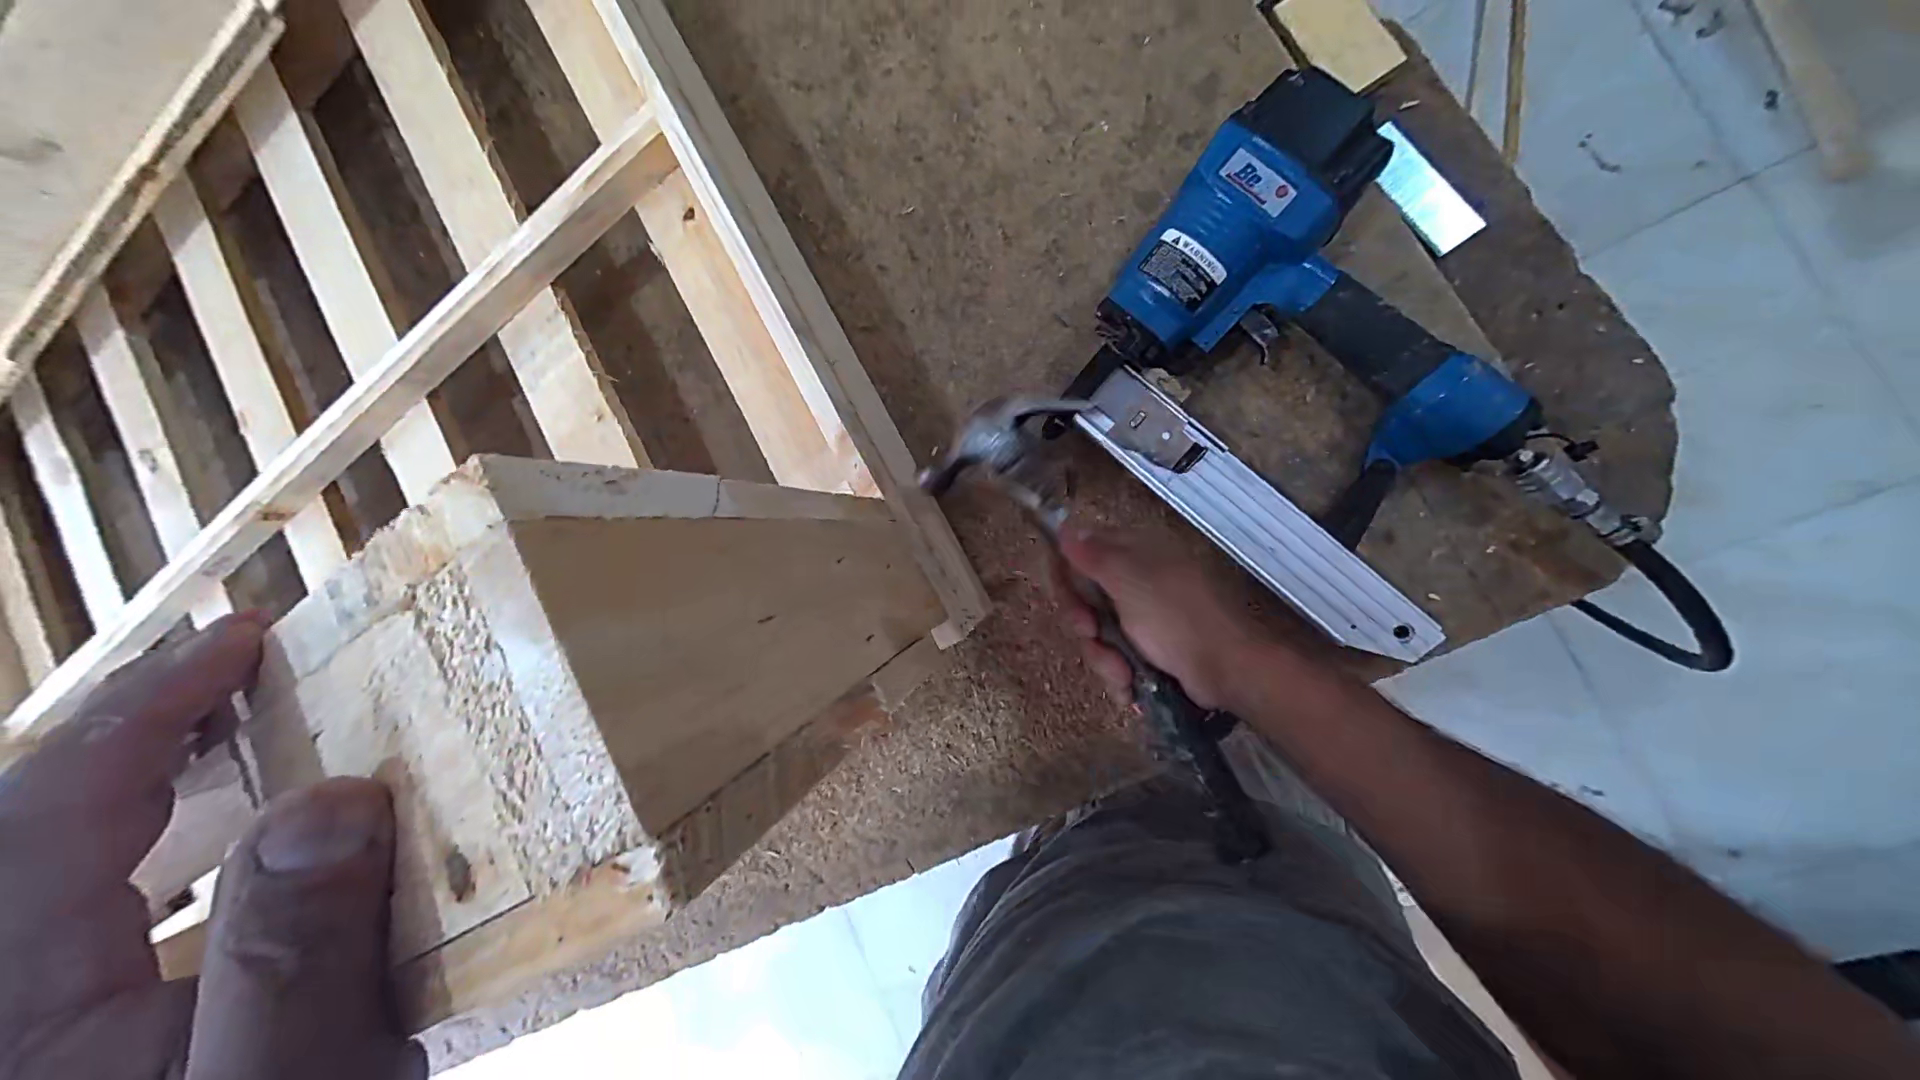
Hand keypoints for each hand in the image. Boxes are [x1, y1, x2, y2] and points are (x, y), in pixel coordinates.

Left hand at [0, 615, 423, 1079]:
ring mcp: (26, 1018)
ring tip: (227, 724)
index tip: (244, 634)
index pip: (57, 809)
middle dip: (131, 730)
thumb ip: (299, 951)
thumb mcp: (299, 1078)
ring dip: (137, 777)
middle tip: (235, 665)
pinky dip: (149, 839)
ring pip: (45, 867)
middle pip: (24, 830)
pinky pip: (85, 906)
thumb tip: (338, 798)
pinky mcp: (62, 1036)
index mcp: (9, 1008)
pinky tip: (222, 831)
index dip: (152, 705)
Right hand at [1055, 523, 1287, 711]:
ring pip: (1097, 635)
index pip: (1079, 554)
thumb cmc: (1177, 619)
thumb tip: (1064, 527)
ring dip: (1103, 658)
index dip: (1066, 580)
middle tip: (1093, 636)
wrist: (1228, 669)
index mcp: (1132, 554)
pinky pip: (1116, 658)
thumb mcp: (1129, 581)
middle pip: (1083, 599)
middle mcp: (1134, 580)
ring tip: (1123, 674)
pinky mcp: (1150, 649)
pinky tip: (1130, 687)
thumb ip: (1092, 555)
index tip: (1072, 604)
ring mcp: (1143, 617)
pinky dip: (1119, 676)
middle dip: (1085, 627)